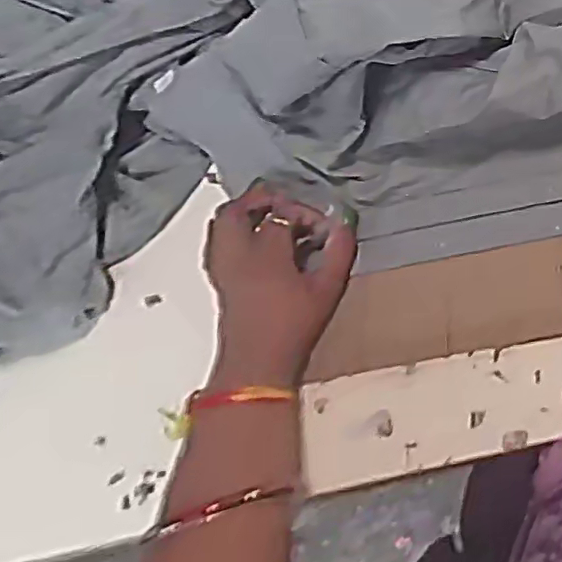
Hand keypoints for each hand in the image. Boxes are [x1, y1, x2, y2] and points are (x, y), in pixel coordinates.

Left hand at [202, 182, 356, 387]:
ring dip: (247, 213)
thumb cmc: (297, 324)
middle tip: (289, 206)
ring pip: (222, 222)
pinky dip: (238, 229)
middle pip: (239, 210)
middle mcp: (236, 253)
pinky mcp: (218, 276)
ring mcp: (221, 265)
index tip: (324, 227)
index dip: (305, 213)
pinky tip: (261, 242)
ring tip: (274, 219)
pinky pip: (220, 239)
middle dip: (264, 200)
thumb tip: (343, 223)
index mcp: (265, 254)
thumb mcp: (329, 287)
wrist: (258, 361)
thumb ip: (339, 251)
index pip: (282, 215)